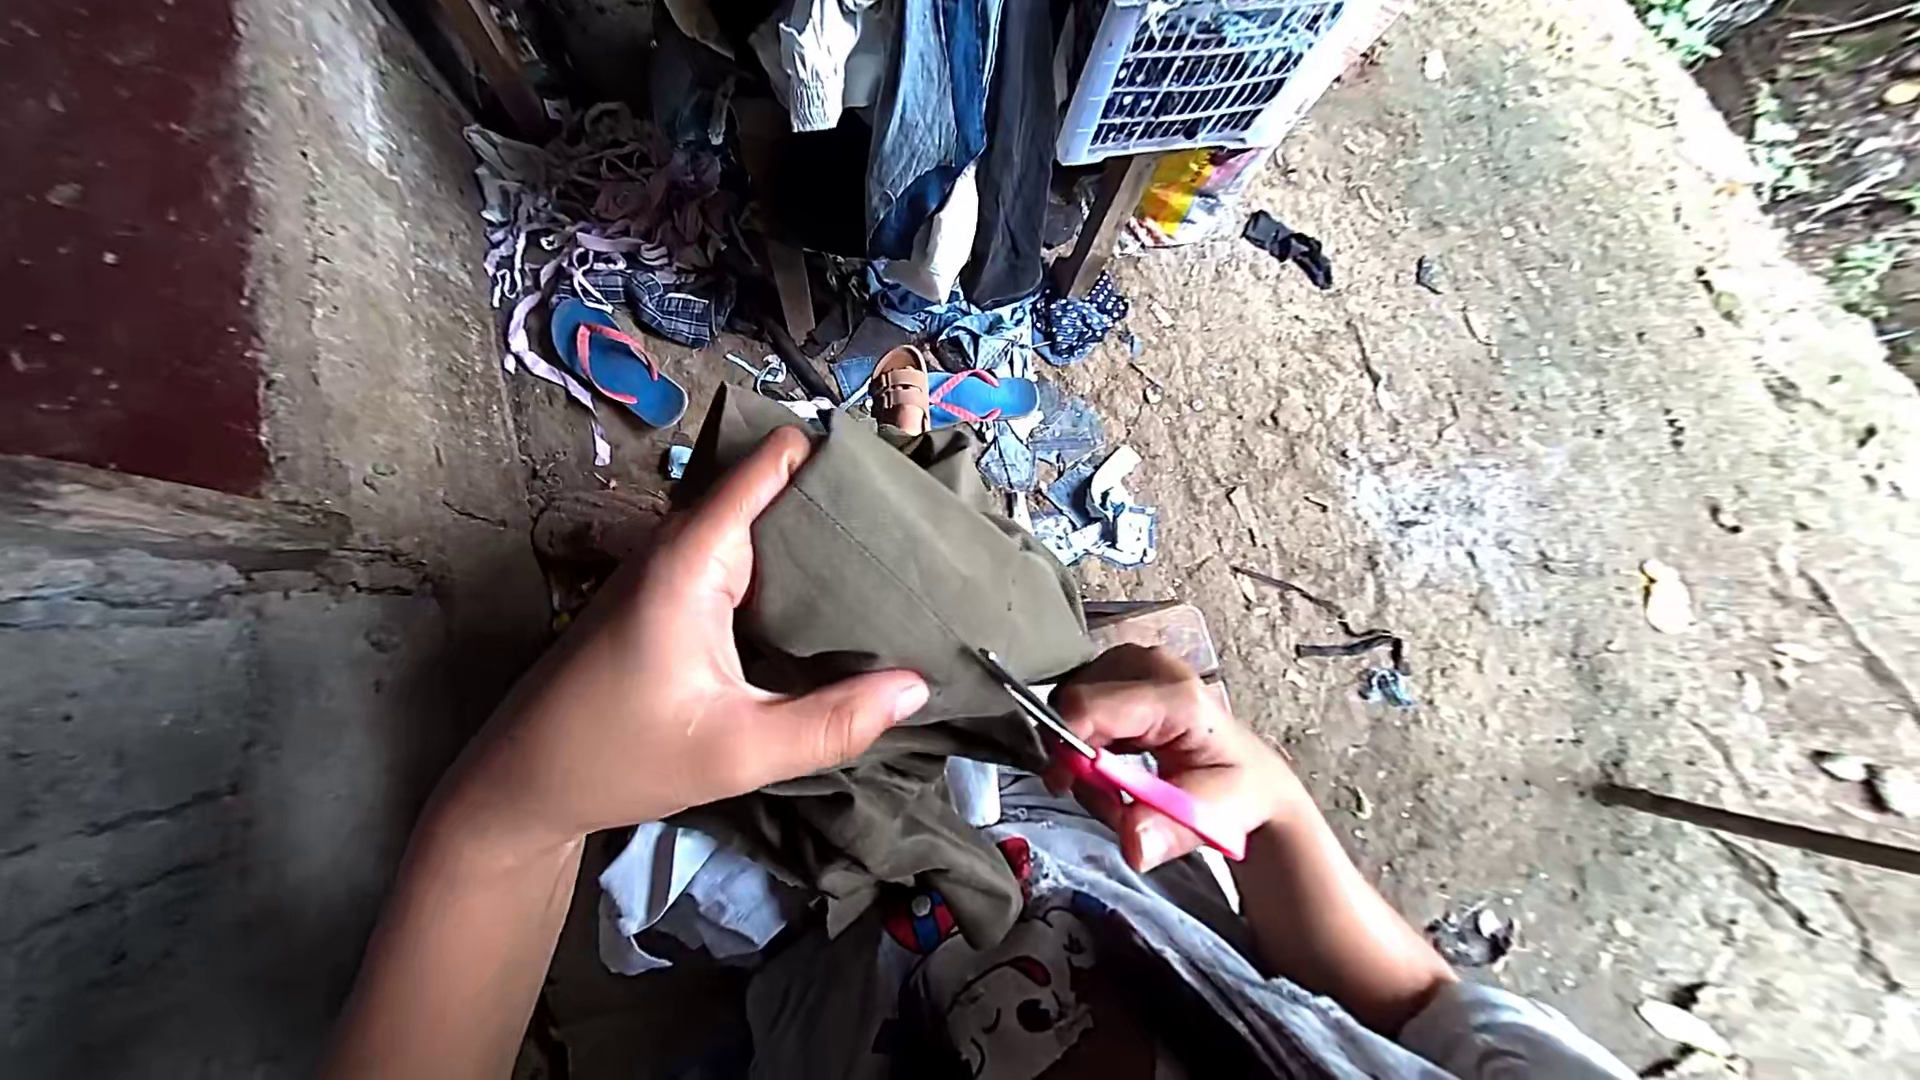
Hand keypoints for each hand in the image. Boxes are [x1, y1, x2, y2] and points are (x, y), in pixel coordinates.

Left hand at [436, 427, 929, 850]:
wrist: (523, 784)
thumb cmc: (620, 759)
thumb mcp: (738, 754)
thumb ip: (832, 724)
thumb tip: (916, 688)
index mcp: (693, 559)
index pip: (768, 465)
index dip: (829, 458)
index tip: (892, 482)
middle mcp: (684, 545)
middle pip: (772, 488)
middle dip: (835, 502)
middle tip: (904, 533)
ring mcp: (677, 566)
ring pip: (761, 522)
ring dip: (814, 535)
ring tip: (883, 558)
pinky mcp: (677, 591)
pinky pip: (746, 553)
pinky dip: (790, 562)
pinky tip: (830, 594)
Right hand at [1047, 644, 1306, 871]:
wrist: (1249, 772)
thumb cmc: (1237, 790)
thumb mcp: (1216, 818)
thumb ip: (1171, 830)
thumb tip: (1132, 842)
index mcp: (1177, 696)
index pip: (1091, 706)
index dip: (1066, 744)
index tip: (1063, 783)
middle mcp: (1151, 665)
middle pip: (1074, 702)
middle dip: (1074, 754)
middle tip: (1104, 796)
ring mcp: (1133, 661)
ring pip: (1070, 702)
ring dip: (1077, 748)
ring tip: (1111, 782)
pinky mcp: (1120, 667)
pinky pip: (1078, 700)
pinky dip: (1083, 736)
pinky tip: (1109, 759)